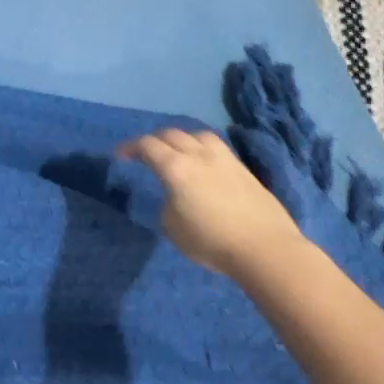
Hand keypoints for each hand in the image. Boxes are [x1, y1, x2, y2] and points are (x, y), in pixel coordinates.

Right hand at [116, 128, 306, 279]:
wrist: (264, 249)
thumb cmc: (209, 240)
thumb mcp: (170, 224)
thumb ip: (168, 200)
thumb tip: (177, 194)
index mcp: (176, 169)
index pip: (147, 146)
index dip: (129, 147)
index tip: (119, 156)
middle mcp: (201, 157)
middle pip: (173, 134)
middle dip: (153, 140)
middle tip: (144, 153)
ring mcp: (227, 161)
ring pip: (200, 136)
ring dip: (182, 139)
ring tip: (176, 153)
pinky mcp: (245, 171)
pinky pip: (218, 149)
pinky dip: (202, 150)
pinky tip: (201, 165)